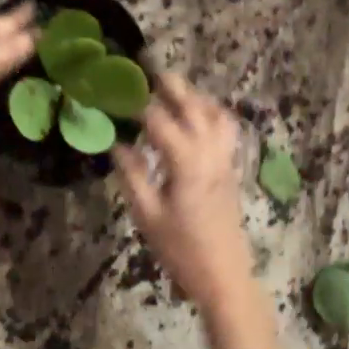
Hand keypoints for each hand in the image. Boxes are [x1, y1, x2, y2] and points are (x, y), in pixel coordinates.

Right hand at [114, 75, 250, 305]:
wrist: (223, 274)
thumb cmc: (180, 249)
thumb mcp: (147, 215)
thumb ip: (132, 176)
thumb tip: (118, 145)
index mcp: (186, 163)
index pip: (159, 121)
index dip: (137, 104)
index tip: (117, 92)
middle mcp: (210, 153)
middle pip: (194, 107)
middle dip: (172, 87)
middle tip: (149, 74)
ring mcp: (226, 160)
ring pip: (216, 114)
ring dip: (195, 98)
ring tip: (173, 92)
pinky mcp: (231, 170)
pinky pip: (226, 130)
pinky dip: (211, 115)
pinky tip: (196, 120)